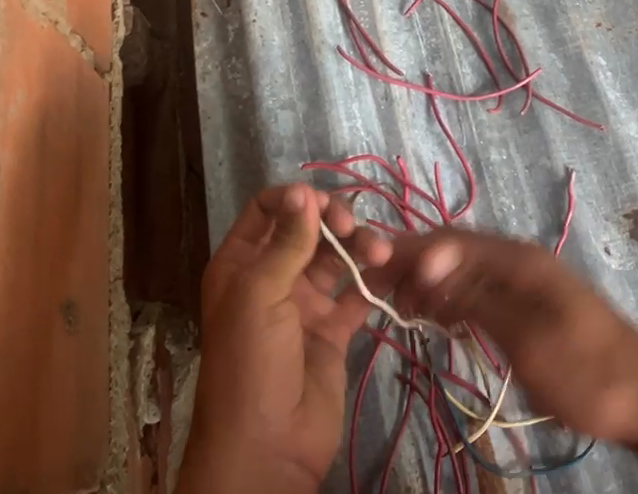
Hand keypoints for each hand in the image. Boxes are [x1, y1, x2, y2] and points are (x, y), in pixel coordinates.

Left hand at [178, 184, 389, 493]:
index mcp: (242, 263)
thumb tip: (303, 191)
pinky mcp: (333, 330)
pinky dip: (376, 281)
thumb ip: (286, 242)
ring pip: (336, 259)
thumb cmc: (251, 362)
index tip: (324, 204)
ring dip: (360, 248)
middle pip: (308, 230)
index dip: (296, 200)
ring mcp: (304, 304)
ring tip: (382, 254)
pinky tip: (395, 271)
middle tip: (354, 227)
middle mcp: (273, 277)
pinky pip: (357, 295)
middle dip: (334, 221)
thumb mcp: (260, 295)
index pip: (268, 210)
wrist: (267, 448)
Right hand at [381, 228, 637, 443]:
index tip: (367, 264)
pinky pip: (482, 289)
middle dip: (413, 264)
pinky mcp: (532, 304)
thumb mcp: (526, 339)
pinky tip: (437, 315)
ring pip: (466, 269)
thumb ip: (476, 296)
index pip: (449, 242)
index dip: (407, 249)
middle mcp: (520, 260)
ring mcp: (528, 281)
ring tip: (398, 302)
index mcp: (518, 259)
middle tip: (374, 287)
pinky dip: (454, 298)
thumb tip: (428, 256)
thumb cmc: (588, 372)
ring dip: (431, 281)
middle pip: (455, 251)